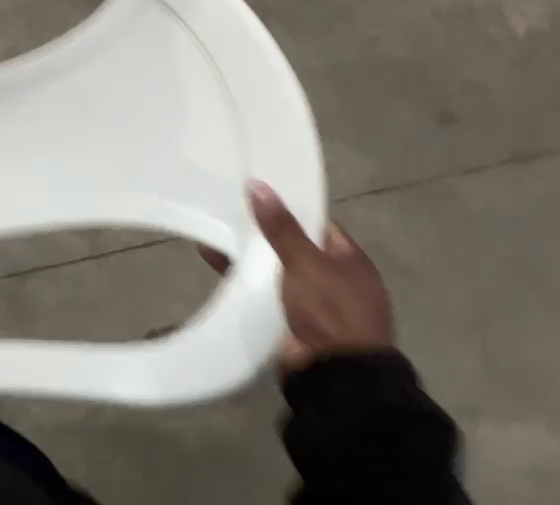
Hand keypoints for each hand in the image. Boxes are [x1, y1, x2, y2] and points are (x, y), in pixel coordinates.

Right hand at [200, 182, 394, 372]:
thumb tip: (258, 186)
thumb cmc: (331, 311)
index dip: (289, 207)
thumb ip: (281, 227)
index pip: (317, 224)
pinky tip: (210, 256)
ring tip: (212, 225)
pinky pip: (257, 288)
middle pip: (291, 244)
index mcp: (349, 262)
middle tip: (228, 204)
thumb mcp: (306, 263)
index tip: (257, 190)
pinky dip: (237, 274)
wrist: (334, 374)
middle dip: (261, 229)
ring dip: (245, 251)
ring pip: (271, 266)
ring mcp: (308, 299)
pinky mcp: (284, 316)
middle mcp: (331, 278)